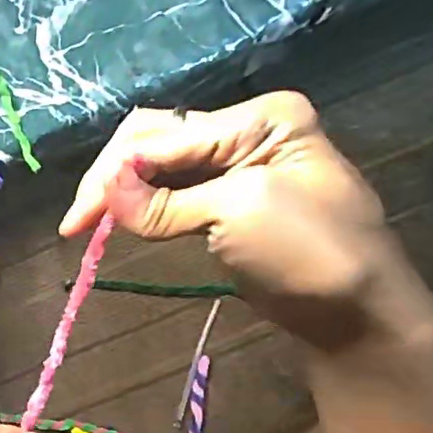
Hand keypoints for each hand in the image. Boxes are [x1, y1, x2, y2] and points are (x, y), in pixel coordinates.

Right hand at [59, 92, 399, 347]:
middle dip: (112, 177)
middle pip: (153, 140)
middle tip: (77, 223)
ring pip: (155, 165)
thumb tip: (104, 192)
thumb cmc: (311, 253)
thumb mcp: (238, 214)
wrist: (356, 313)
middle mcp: (242, 130)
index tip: (80, 219)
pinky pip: (167, 190)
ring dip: (119, 191)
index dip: (117, 173)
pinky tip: (116, 221)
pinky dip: (138, 205)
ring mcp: (232, 164)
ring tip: (87, 225)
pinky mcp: (221, 197)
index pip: (165, 135)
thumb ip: (166, 202)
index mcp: (258, 118)